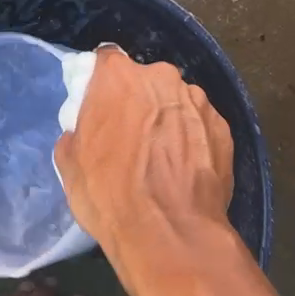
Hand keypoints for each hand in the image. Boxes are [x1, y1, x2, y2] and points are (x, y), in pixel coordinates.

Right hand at [52, 46, 233, 254]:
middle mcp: (161, 76)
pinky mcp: (223, 128)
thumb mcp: (71, 164)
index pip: (106, 61)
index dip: (102, 82)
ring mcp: (197, 100)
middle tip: (132, 137)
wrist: (171, 234)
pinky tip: (187, 172)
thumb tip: (84, 131)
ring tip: (164, 160)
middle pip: (145, 81)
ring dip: (169, 120)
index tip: (102, 106)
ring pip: (176, 102)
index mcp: (118, 76)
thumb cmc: (110, 194)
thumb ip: (77, 132)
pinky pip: (201, 126)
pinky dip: (194, 141)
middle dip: (139, 101)